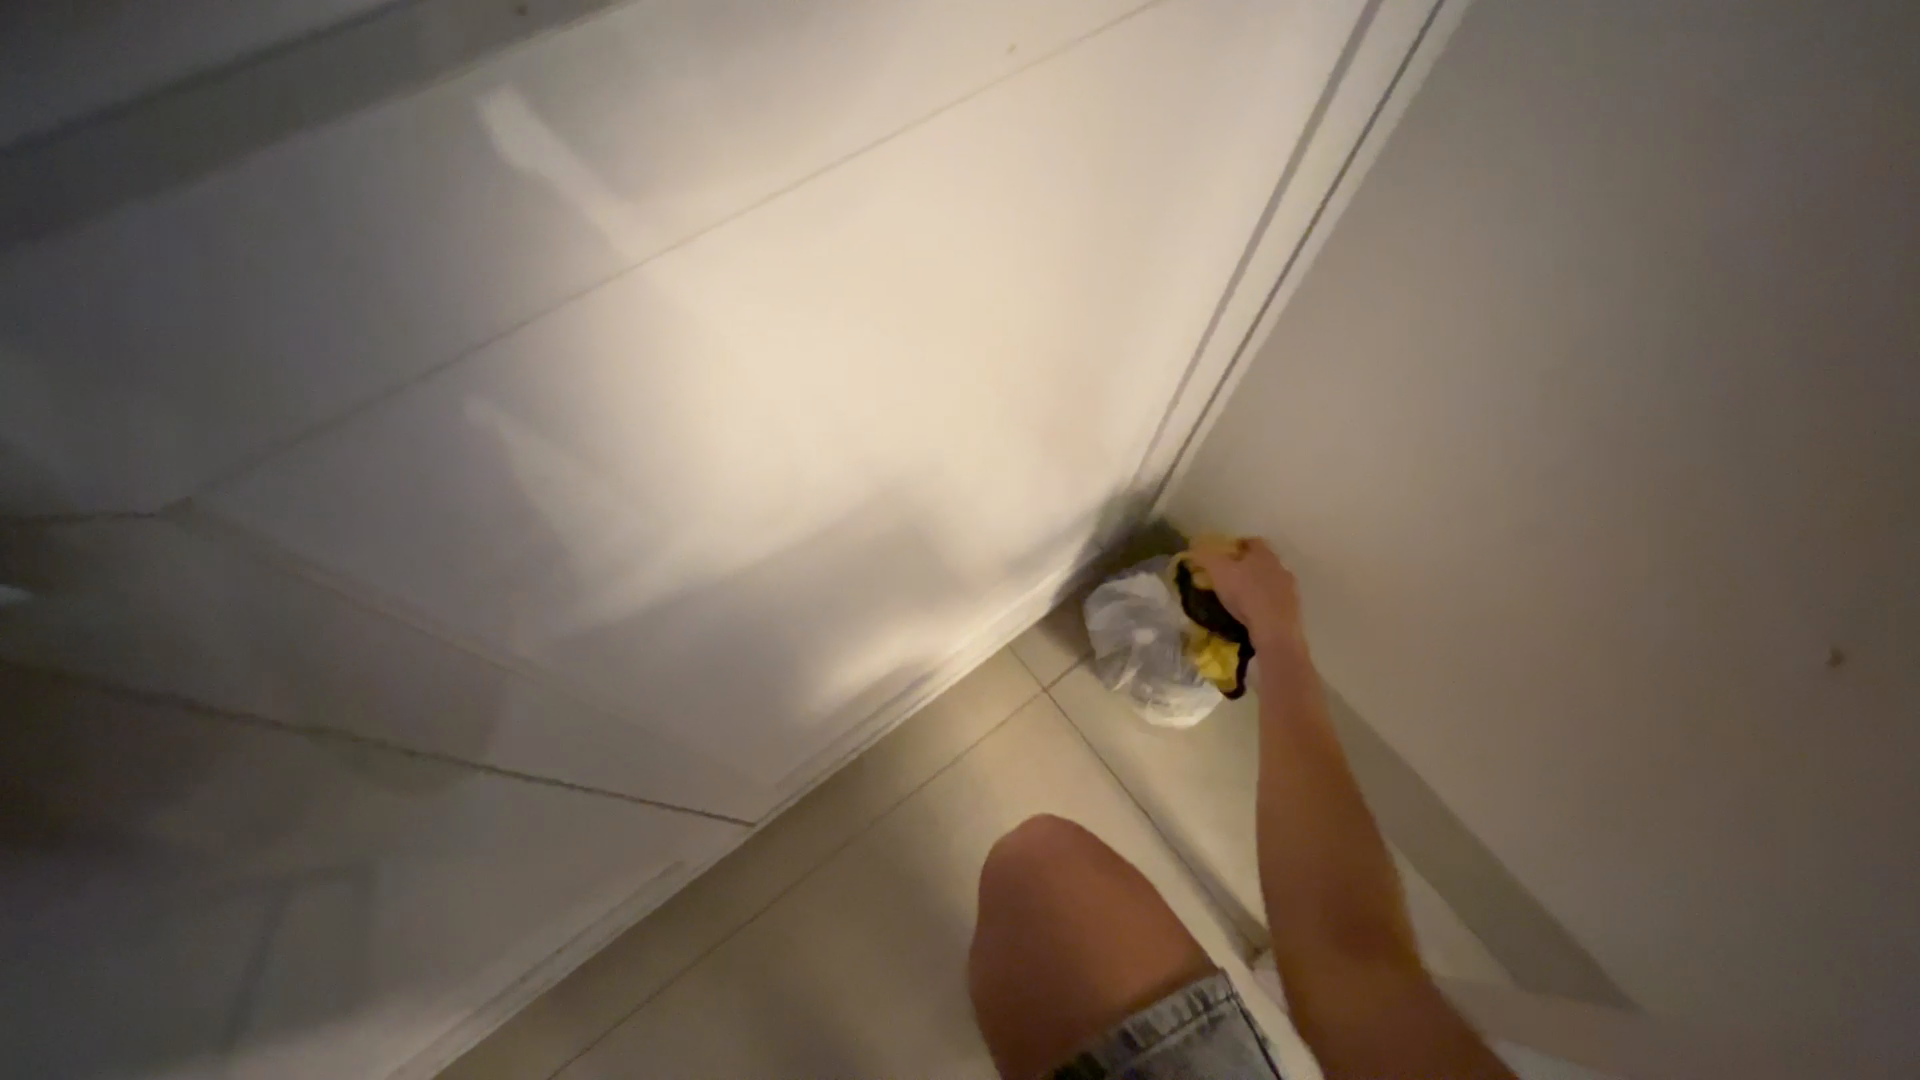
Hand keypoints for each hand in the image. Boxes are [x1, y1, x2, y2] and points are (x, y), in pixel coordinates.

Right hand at [1187, 537, 1304, 654]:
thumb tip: (1195, 550)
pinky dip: (1265, 603)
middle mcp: (1280, 566)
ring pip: (1270, 580)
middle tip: (1229, 577)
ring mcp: (1290, 588)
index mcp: (1263, 554)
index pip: (1251, 541)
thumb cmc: (1245, 594)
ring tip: (1241, 598)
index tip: (1223, 555)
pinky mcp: (1293, 608)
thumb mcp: (1218, 571)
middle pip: (1262, 561)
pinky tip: (1253, 613)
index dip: (1236, 546)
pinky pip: (1276, 600)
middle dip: (1247, 566)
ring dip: (1257, 585)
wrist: (1274, 628)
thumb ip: (1205, 557)